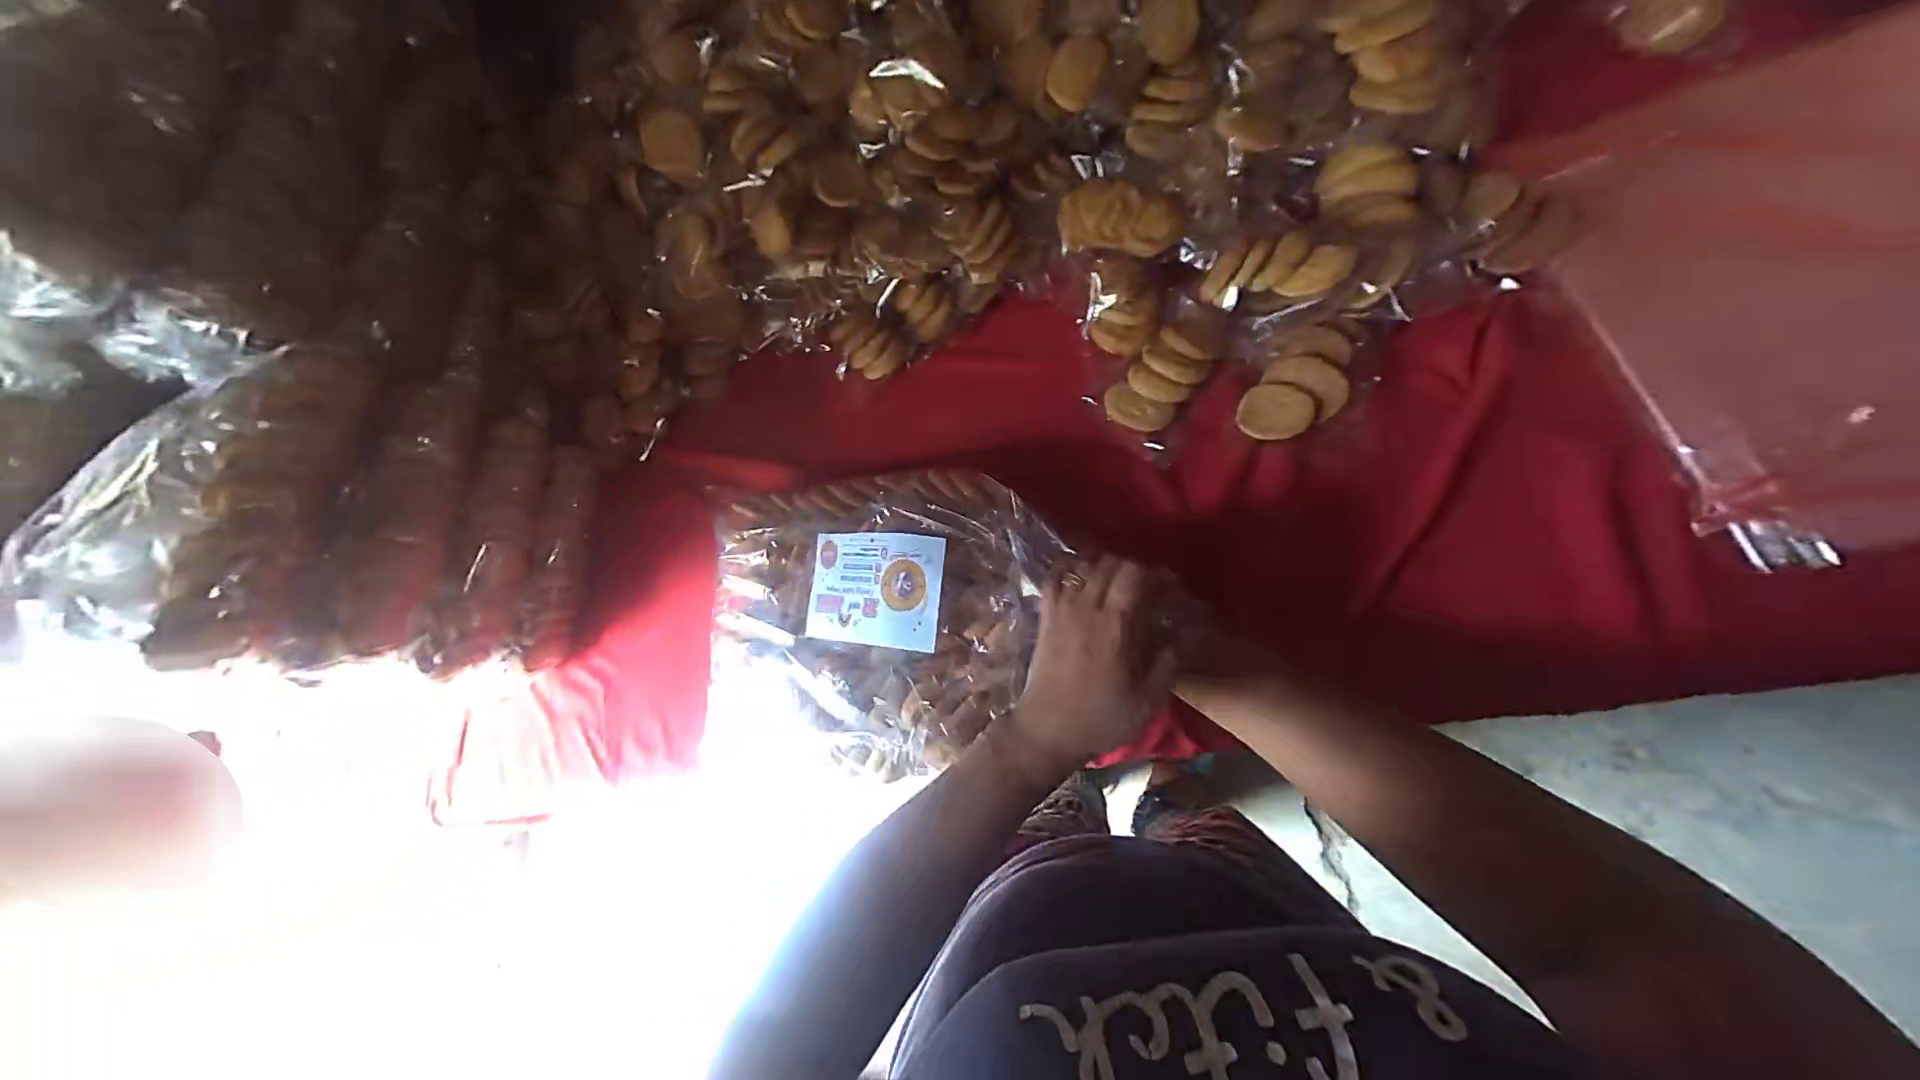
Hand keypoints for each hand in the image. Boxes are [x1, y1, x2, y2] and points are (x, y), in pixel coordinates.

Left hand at [994, 556, 1177, 784]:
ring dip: (1105, 568)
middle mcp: (1086, 607)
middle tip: (1148, 588)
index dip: (1156, 574)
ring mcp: (1061, 609)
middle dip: (1134, 568)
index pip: (1135, 574)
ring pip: (1084, 567)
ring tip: (1118, 585)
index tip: (1171, 589)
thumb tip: (1179, 636)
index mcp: (1115, 624)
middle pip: (1110, 564)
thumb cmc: (1100, 718)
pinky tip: (1081, 579)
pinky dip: (1069, 570)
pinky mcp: (1045, 617)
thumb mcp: (1147, 700)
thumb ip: (1168, 663)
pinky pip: (1054, 579)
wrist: (1047, 729)